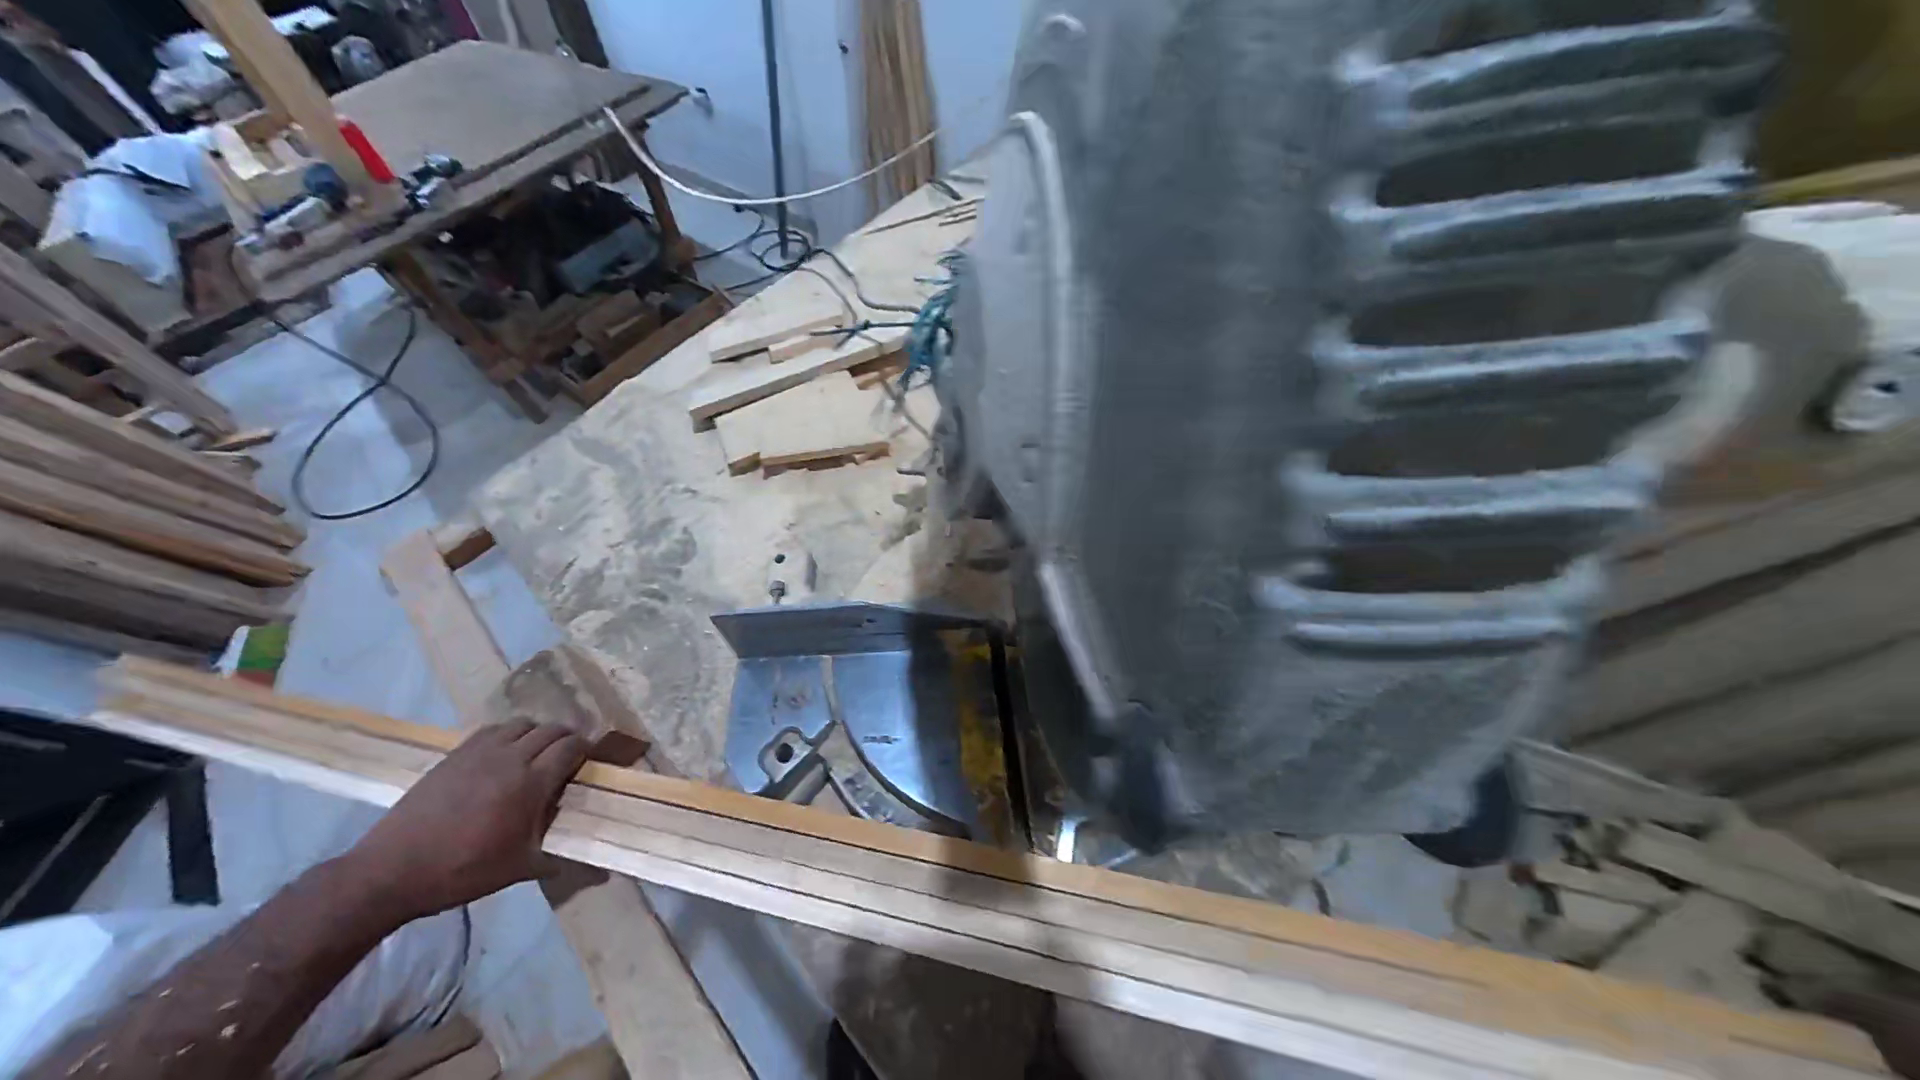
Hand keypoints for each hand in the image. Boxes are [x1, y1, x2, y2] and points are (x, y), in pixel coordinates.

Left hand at [350, 722, 588, 920]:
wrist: (391, 872)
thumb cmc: (463, 872)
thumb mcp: (519, 869)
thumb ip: (559, 859)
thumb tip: (600, 873)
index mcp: (532, 784)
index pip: (571, 747)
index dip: (585, 748)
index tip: (589, 759)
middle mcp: (511, 759)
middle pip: (550, 730)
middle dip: (566, 737)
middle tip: (569, 754)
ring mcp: (480, 753)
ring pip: (522, 724)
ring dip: (537, 732)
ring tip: (536, 750)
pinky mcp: (454, 755)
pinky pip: (492, 730)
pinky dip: (508, 733)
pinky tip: (503, 752)